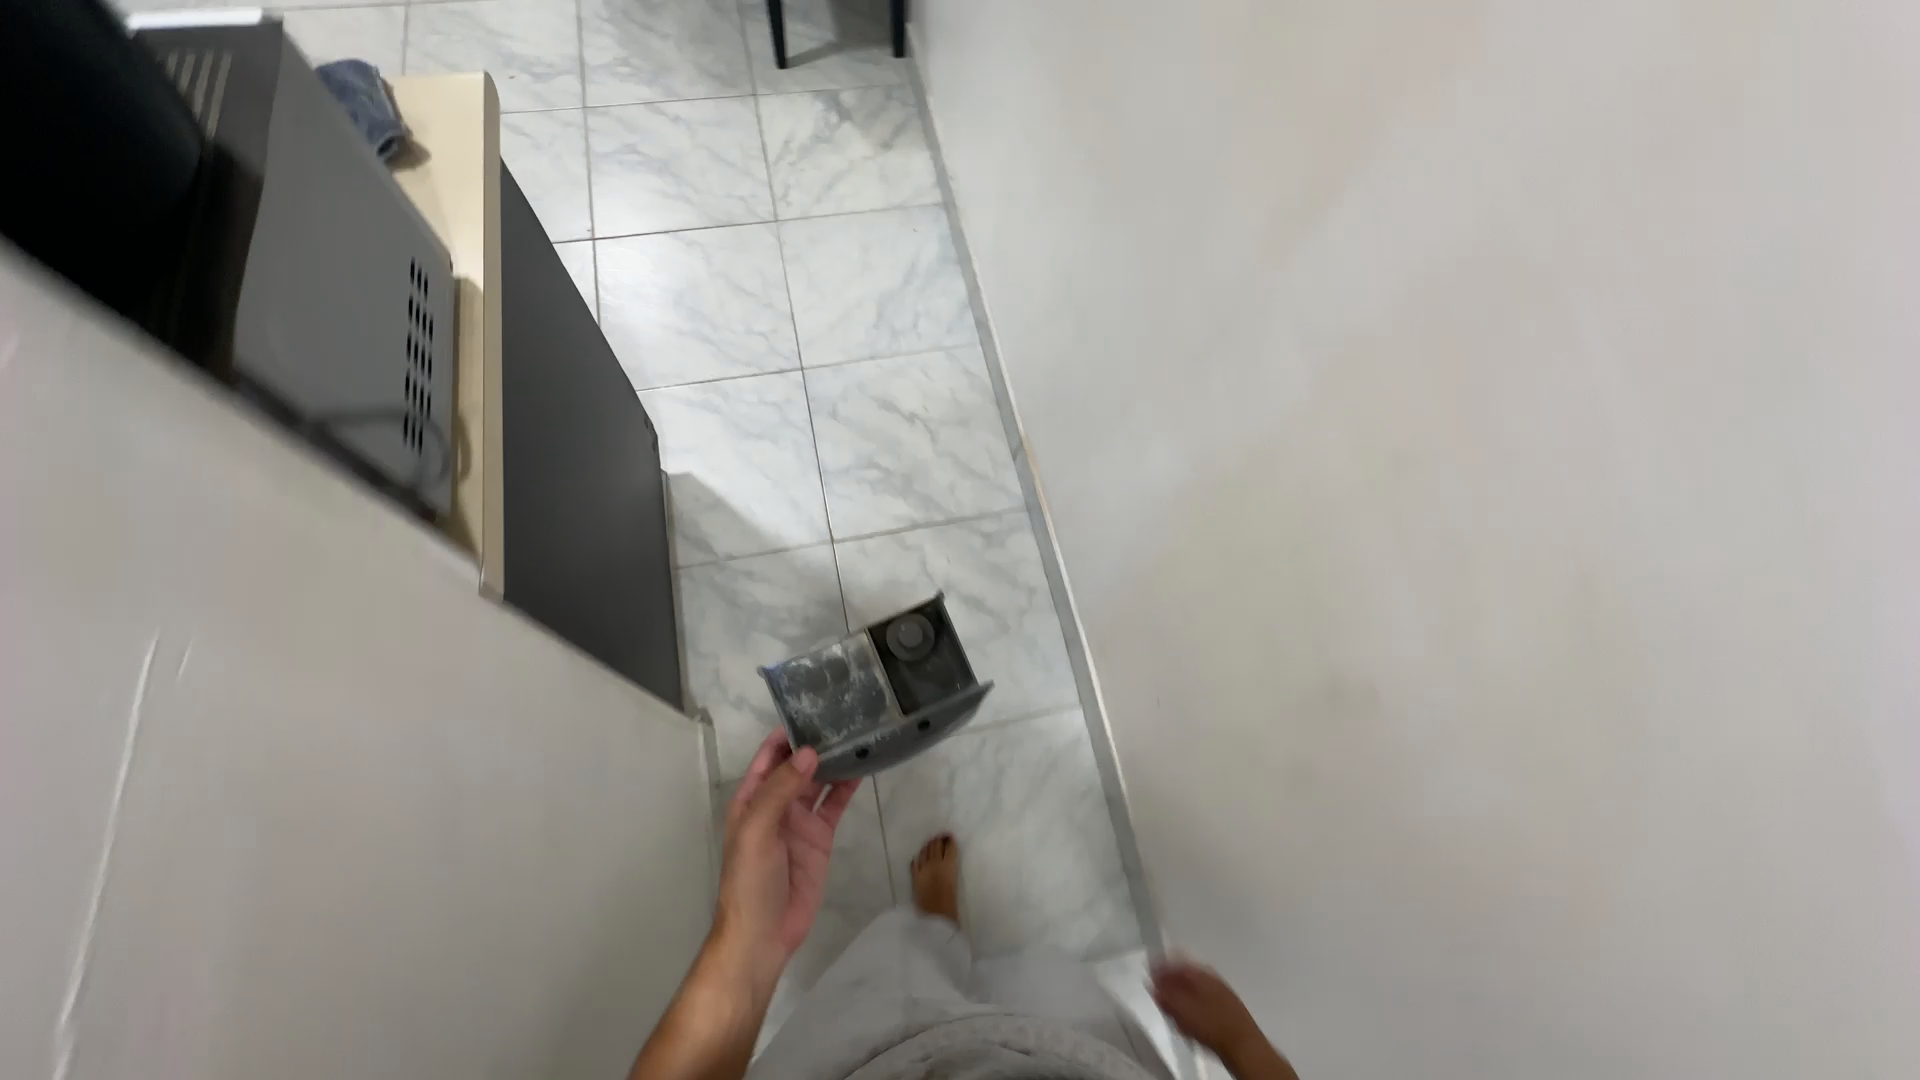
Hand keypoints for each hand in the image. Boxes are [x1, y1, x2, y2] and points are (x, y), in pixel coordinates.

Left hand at [713, 730, 861, 983]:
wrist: (764, 935)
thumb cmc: (750, 881)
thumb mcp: (757, 830)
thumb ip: (781, 789)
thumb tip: (809, 752)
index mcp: (751, 799)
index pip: (768, 757)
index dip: (786, 735)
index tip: (810, 709)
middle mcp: (775, 804)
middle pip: (796, 765)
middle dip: (815, 743)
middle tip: (842, 716)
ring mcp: (799, 820)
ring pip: (818, 781)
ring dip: (833, 760)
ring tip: (856, 734)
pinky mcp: (820, 837)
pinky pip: (834, 804)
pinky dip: (847, 785)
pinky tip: (864, 767)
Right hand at [1150, 960, 1274, 1067]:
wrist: (1245, 1047)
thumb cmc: (1211, 1024)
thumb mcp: (1182, 1009)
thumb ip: (1165, 995)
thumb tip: (1153, 983)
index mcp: (1200, 972)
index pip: (1176, 960)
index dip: (1160, 964)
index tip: (1149, 972)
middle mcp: (1212, 978)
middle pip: (1185, 975)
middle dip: (1170, 984)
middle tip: (1158, 994)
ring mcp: (1221, 994)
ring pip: (1194, 991)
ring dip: (1180, 998)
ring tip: (1172, 1011)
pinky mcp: (1226, 1011)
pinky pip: (1203, 1004)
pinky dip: (1192, 1009)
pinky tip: (1189, 1022)